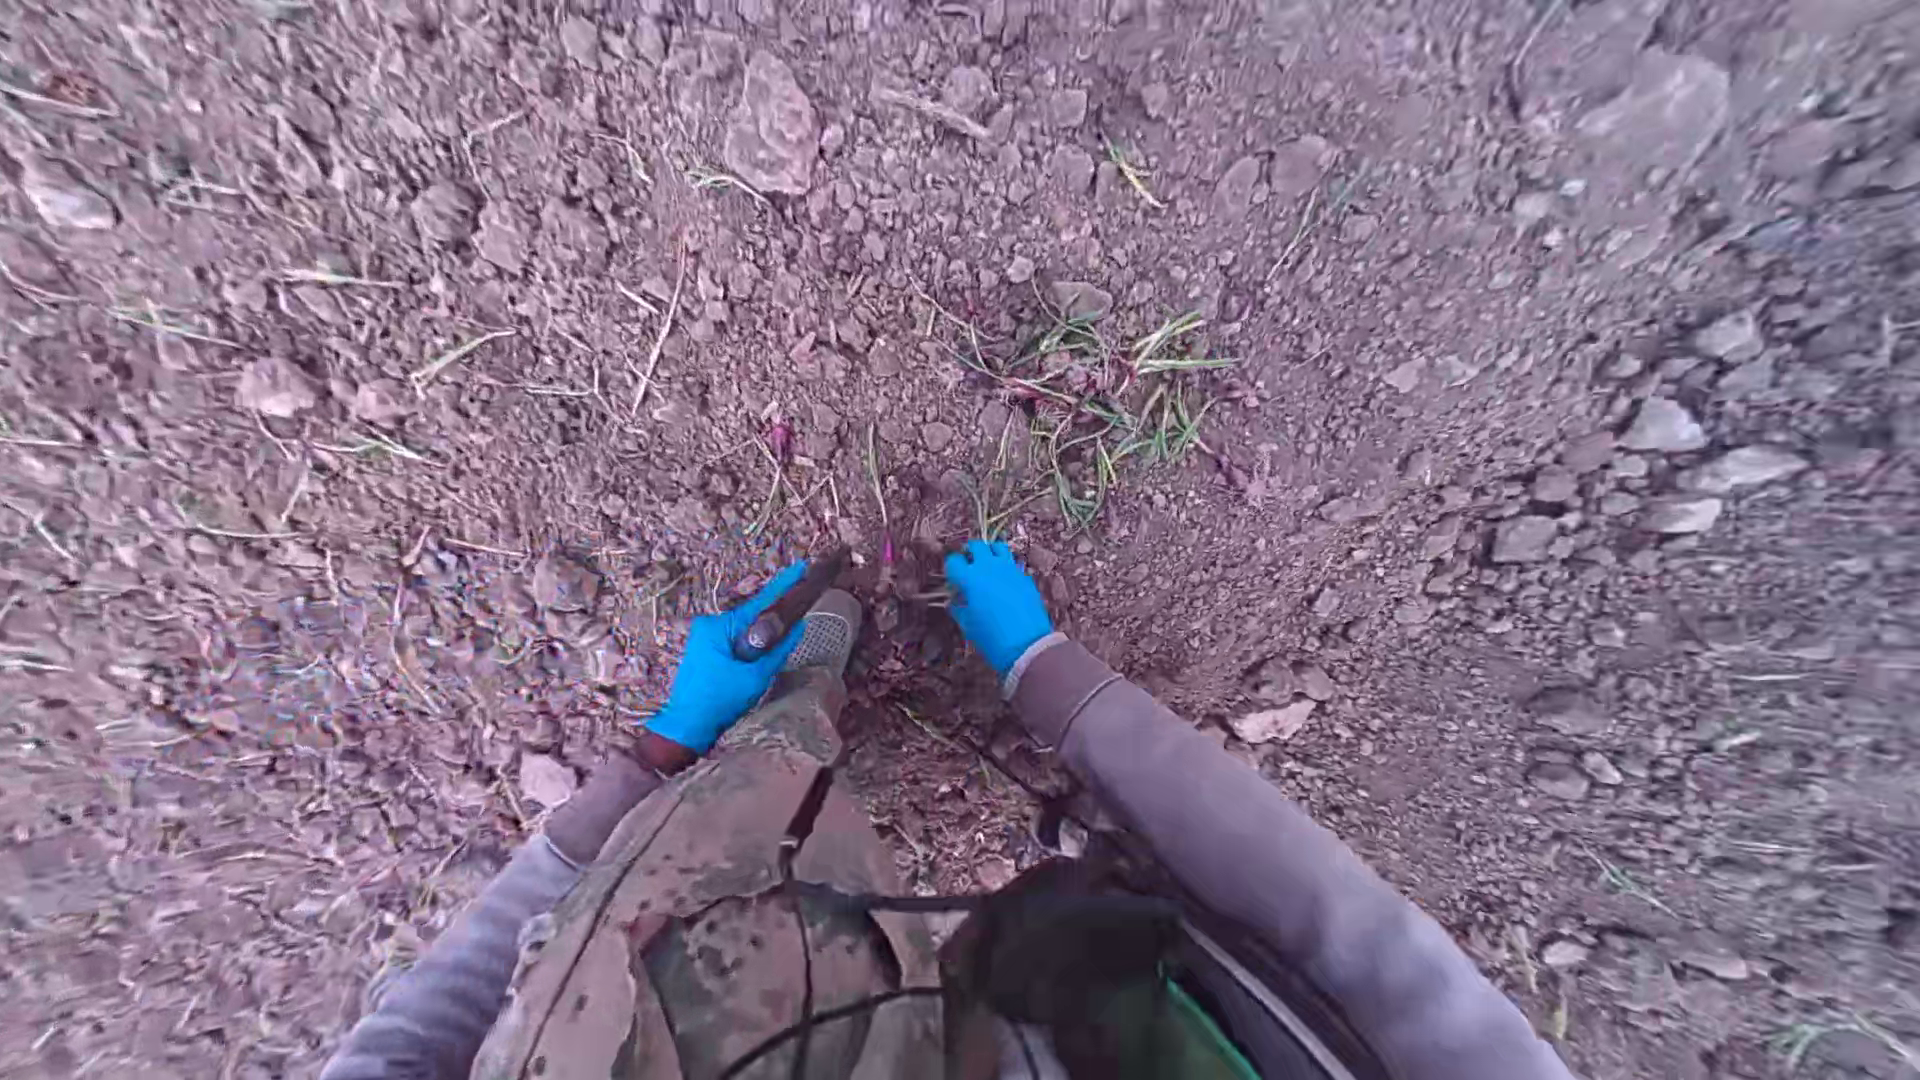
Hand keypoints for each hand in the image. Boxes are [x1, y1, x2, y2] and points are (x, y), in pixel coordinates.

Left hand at [645, 561, 806, 752]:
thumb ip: (780, 649)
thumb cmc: (720, 701)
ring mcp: (704, 636)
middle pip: (753, 615)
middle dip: (774, 618)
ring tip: (772, 653)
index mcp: (721, 627)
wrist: (685, 727)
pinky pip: (735, 639)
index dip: (784, 584)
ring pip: (745, 630)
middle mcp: (710, 625)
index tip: (802, 567)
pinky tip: (756, 660)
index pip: (761, 601)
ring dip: (761, 637)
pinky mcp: (704, 649)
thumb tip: (798, 626)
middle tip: (797, 614)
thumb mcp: (757, 675)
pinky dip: (750, 645)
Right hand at [943, 539, 1053, 675]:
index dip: (952, 568)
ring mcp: (1010, 569)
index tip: (953, 578)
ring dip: (990, 552)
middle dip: (970, 553)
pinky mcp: (1024, 575)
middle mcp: (989, 567)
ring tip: (988, 565)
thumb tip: (956, 600)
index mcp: (970, 578)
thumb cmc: (992, 638)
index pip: (954, 561)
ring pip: (997, 547)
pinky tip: (1004, 579)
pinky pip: (1012, 562)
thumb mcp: (968, 625)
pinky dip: (1005, 566)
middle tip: (968, 566)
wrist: (1027, 645)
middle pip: (976, 546)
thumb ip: (959, 607)